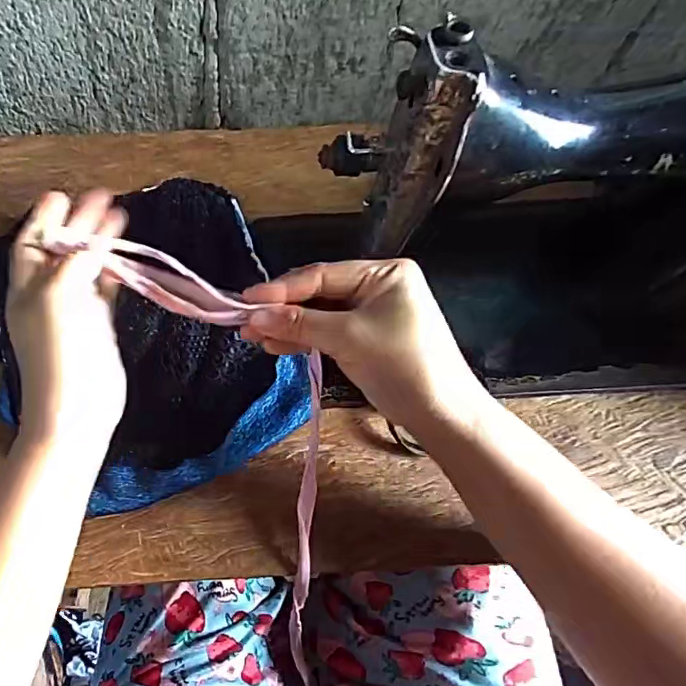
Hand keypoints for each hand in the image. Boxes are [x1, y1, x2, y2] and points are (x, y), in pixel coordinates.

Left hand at [7, 190, 128, 451]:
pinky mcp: (99, 327)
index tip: (62, 195)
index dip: (45, 218)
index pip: (32, 243)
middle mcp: (48, 295)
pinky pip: (106, 290)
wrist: (77, 409)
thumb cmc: (59, 352)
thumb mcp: (58, 296)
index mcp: (27, 288)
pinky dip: (116, 271)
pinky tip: (126, 256)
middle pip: (63, 250)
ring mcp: (75, 311)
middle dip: (80, 222)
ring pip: (87, 268)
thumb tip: (93, 239)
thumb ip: (75, 261)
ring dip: (102, 243)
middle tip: (102, 197)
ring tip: (121, 216)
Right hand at [239, 259, 489, 434]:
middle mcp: (377, 286)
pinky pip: (326, 331)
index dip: (281, 289)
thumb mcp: (347, 338)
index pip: (321, 275)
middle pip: (317, 293)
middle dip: (281, 309)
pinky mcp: (364, 337)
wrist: (441, 413)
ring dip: (287, 326)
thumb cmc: (402, 366)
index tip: (246, 300)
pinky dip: (302, 339)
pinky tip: (276, 346)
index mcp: (384, 273)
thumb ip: (299, 323)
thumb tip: (254, 315)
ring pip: (318, 314)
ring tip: (253, 336)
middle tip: (244, 321)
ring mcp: (371, 312)